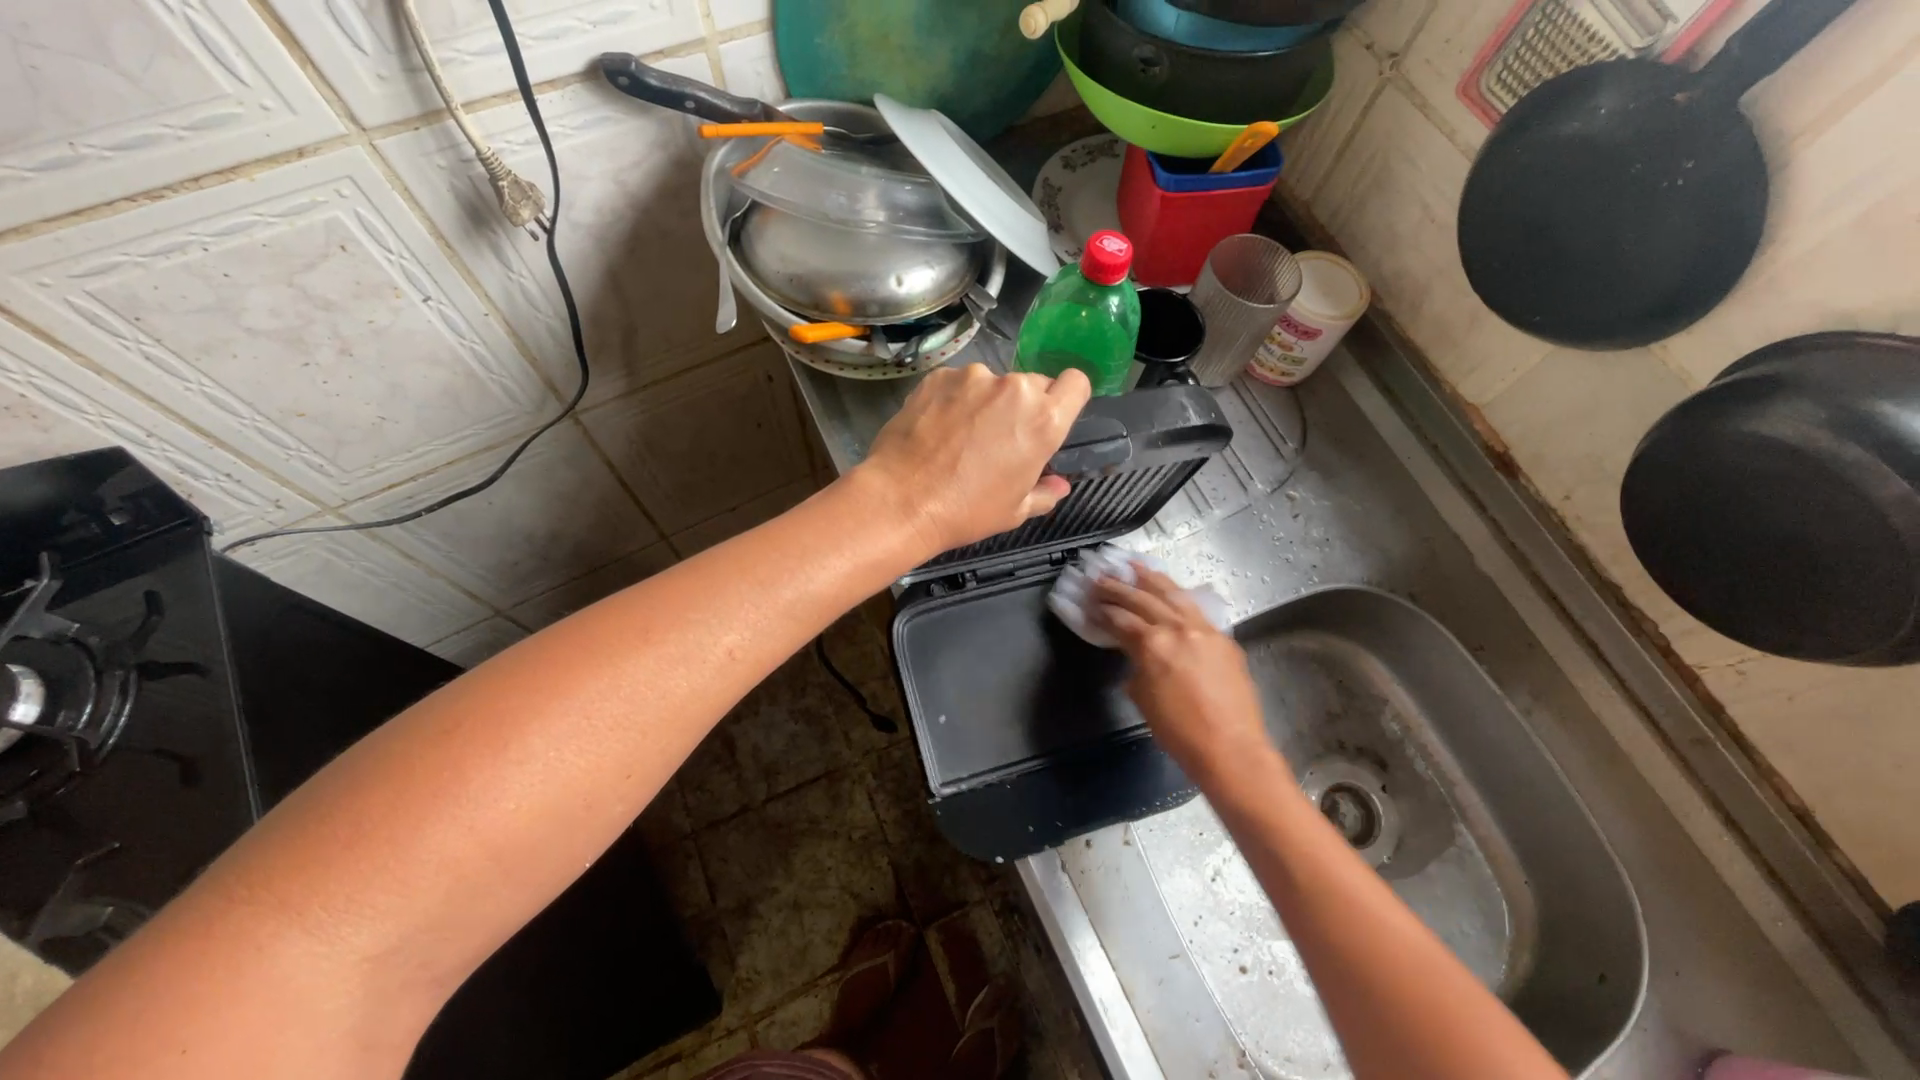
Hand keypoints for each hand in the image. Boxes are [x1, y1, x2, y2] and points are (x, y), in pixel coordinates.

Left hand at [853, 364, 1090, 555]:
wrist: (902, 499)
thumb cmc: (966, 511)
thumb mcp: (1015, 511)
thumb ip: (1044, 492)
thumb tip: (1059, 485)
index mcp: (1044, 420)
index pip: (1076, 383)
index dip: (1067, 397)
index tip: (1051, 415)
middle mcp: (1014, 389)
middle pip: (1033, 383)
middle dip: (1023, 405)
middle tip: (1000, 437)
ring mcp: (974, 378)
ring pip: (992, 383)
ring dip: (985, 401)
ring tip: (961, 435)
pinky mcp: (939, 376)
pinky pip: (957, 383)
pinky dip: (953, 399)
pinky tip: (937, 428)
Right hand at [1093, 569, 1277, 779]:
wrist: (1230, 747)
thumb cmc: (1179, 732)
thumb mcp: (1143, 698)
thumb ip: (1136, 667)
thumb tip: (1136, 657)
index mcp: (1152, 644)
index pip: (1121, 619)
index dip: (1102, 609)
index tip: (1089, 601)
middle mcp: (1177, 628)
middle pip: (1143, 599)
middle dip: (1119, 587)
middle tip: (1101, 576)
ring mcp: (1204, 630)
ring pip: (1173, 594)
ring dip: (1151, 579)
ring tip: (1134, 566)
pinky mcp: (1224, 639)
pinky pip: (1195, 609)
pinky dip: (1178, 596)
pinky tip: (1170, 592)